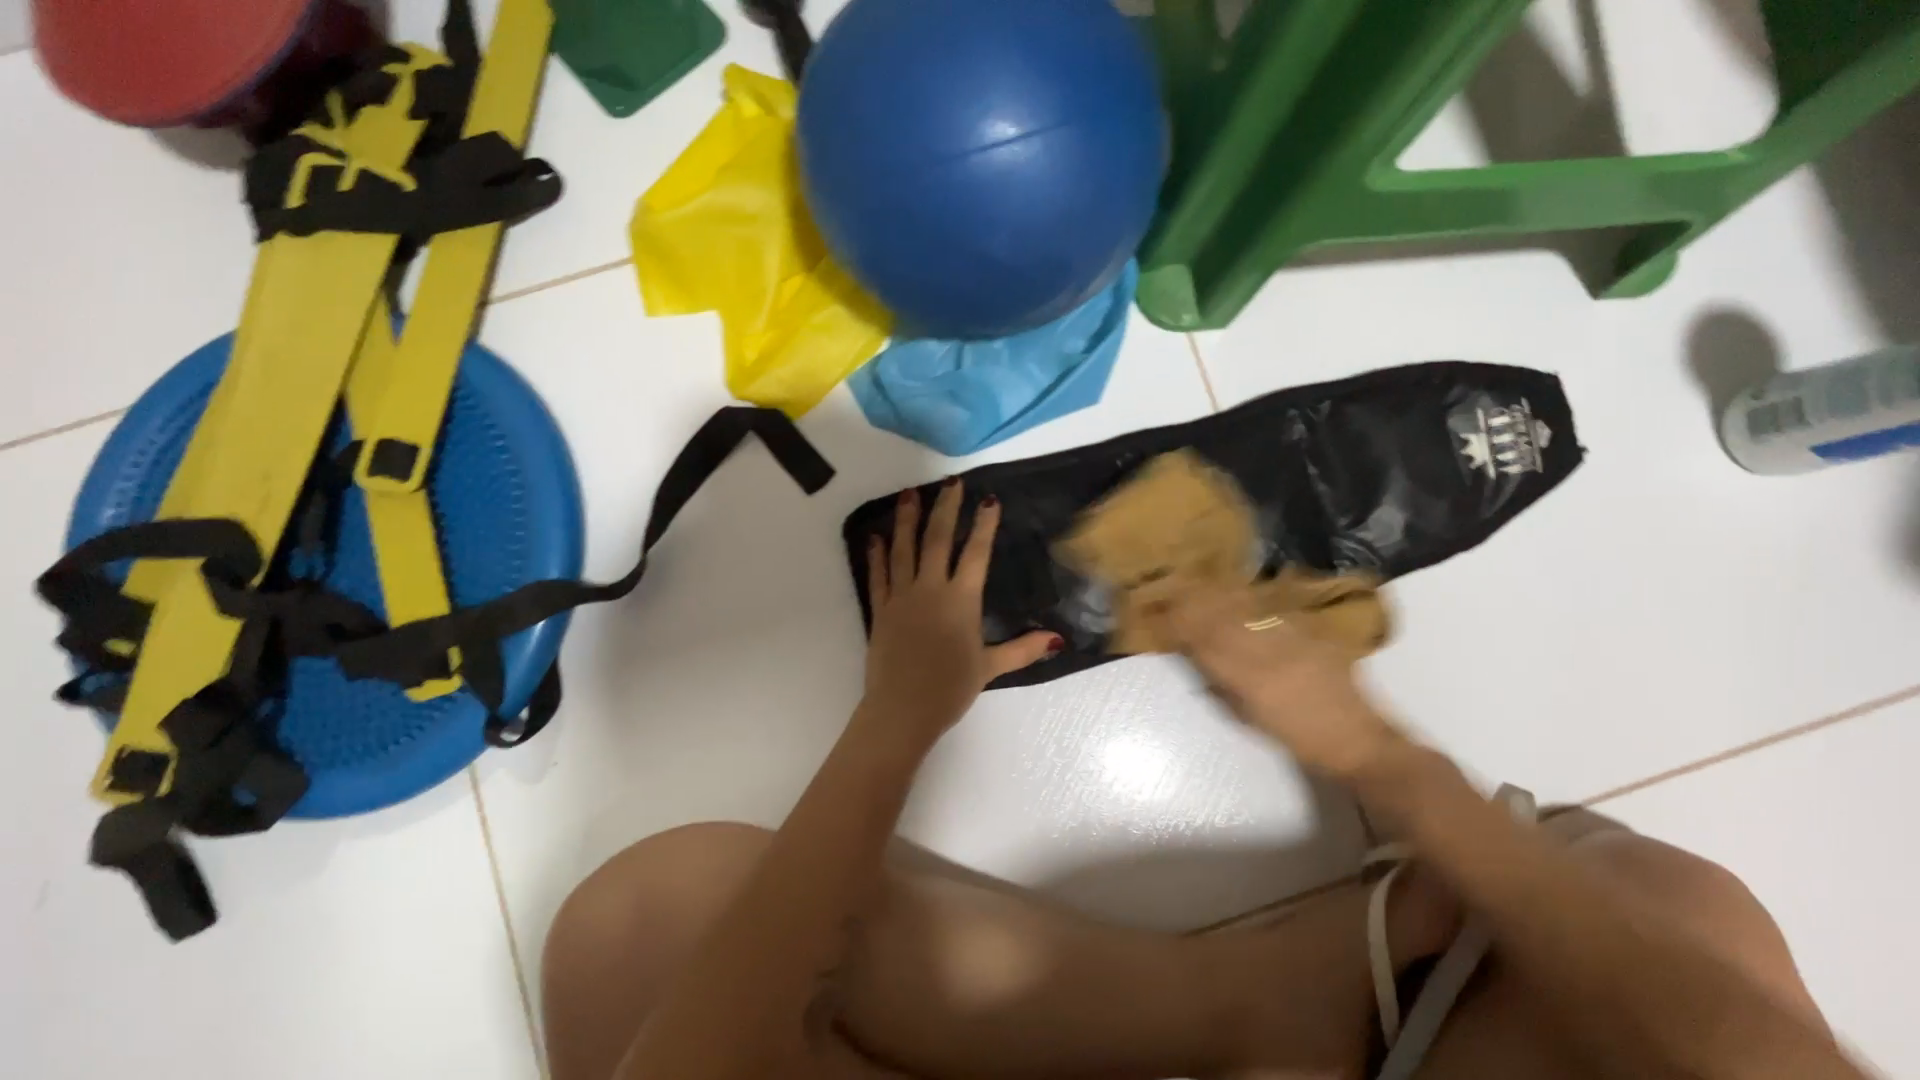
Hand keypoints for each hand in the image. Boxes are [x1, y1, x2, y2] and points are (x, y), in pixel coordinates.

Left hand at [859, 479, 1060, 748]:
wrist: (902, 709)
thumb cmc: (950, 689)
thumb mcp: (990, 668)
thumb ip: (1022, 649)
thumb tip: (1056, 638)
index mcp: (961, 601)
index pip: (975, 554)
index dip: (983, 526)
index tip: (988, 500)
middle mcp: (930, 590)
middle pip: (937, 540)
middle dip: (945, 509)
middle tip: (951, 483)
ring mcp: (901, 597)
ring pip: (903, 549)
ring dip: (907, 520)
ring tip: (910, 494)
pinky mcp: (880, 610)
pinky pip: (878, 574)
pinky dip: (877, 553)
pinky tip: (877, 535)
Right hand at [1156, 585, 1401, 778]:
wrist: (1357, 739)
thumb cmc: (1298, 738)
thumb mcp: (1248, 719)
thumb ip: (1221, 687)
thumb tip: (1196, 660)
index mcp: (1250, 678)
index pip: (1203, 641)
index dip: (1176, 624)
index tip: (1155, 614)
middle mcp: (1268, 651)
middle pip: (1219, 616)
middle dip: (1189, 601)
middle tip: (1165, 590)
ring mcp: (1290, 637)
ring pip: (1243, 605)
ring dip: (1213, 593)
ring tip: (1192, 583)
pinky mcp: (1309, 631)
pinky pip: (1269, 607)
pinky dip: (1245, 597)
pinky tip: (1233, 590)